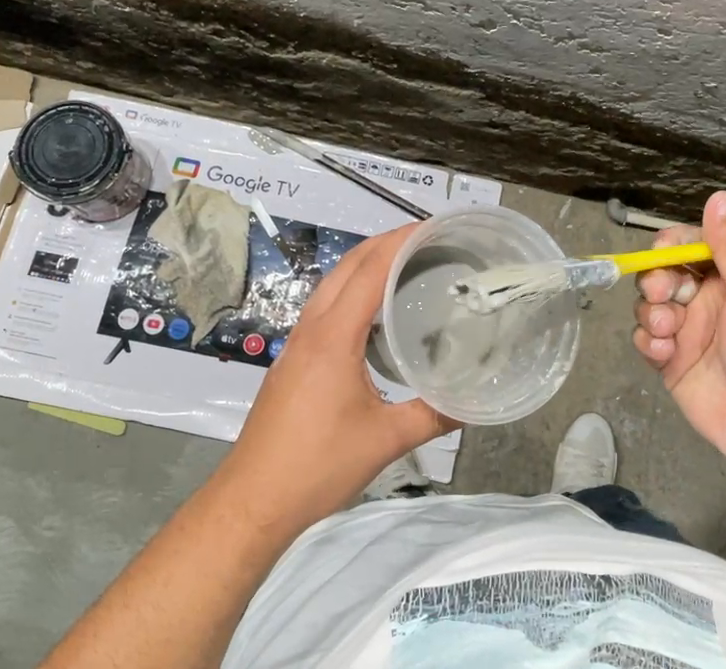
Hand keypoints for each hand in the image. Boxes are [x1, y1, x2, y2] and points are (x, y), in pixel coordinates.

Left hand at [217, 227, 458, 525]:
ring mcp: (297, 343)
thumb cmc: (318, 466)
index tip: (434, 227)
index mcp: (333, 337)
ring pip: (332, 284)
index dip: (402, 242)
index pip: (370, 271)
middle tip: (429, 239)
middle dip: (385, 242)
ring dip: (365, 264)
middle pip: (347, 266)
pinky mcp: (292, 359)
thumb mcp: (385, 441)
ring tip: (406, 264)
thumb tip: (471, 402)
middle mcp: (312, 329)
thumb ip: (431, 416)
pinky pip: (324, 306)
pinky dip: (352, 291)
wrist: (254, 498)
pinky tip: (374, 312)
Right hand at [634, 191, 725, 479]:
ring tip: (671, 334)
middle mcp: (707, 302)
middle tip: (663, 296)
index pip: (691, 247)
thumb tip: (719, 195)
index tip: (664, 254)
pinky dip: (649, 343)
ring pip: (649, 307)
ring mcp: (688, 333)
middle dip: (655, 282)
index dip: (672, 247)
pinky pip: (646, 340)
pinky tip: (666, 355)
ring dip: (652, 315)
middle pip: (661, 275)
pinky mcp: (672, 363)